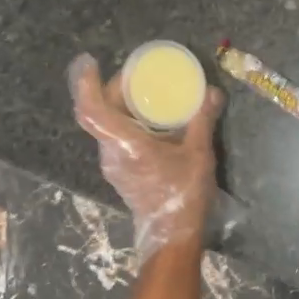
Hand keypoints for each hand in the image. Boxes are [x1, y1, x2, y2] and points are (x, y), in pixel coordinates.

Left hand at [69, 54, 223, 259]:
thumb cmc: (182, 195)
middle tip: (137, 76)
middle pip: (100, 113)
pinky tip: (152, 122)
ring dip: (122, 108)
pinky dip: (129, 124)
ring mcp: (113, 165)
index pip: (91, 109)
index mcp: (124, 143)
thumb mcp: (199, 154)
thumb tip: (213, 92)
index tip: (90, 62)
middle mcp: (111, 152)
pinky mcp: (122, 173)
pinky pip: (118, 139)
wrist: (173, 237)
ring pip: (108, 127)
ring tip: (146, 94)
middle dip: (114, 90)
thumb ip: (202, 120)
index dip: (86, 82)